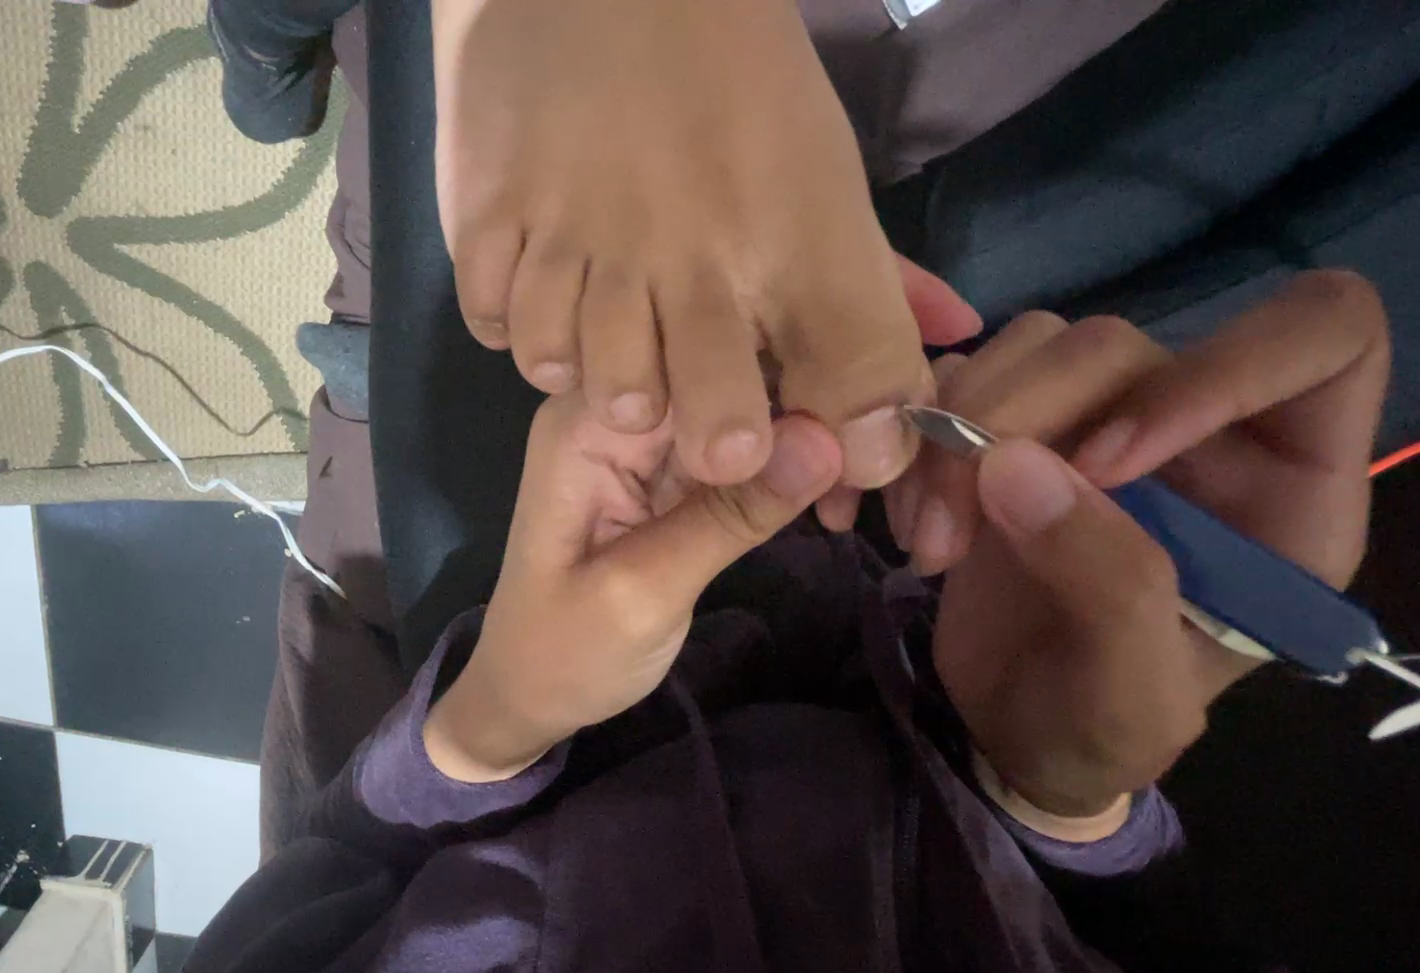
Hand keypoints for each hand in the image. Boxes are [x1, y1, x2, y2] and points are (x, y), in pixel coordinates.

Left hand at [426, 394, 842, 781]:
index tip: (870, 412)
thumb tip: (828, 438)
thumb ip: (731, 515)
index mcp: (589, 418)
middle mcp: (618, 408)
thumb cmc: (566, 652)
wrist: (532, 693)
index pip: (698, 354)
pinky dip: (786, 470)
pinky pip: (740, 452)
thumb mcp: (646, 590)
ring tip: (872, 475)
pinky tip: (836, 492)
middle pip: (725, 371)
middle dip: (808, 400)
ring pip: (742, 410)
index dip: (790, 368)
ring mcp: (646, 440)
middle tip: (882, 453)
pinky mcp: (670, 474)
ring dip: (807, 438)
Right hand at [432, 0, 980, 492]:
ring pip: (575, 375)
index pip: (848, 377)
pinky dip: (511, 324)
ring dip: (589, 376)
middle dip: (713, 437)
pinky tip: (533, 293)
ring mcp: (573, 233)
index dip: (843, 440)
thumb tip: (932, 366)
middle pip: (708, 418)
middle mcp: (682, 250)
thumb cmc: (730, 82)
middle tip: (690, 410)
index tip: (815, 443)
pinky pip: (493, 323)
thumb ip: (866, 293)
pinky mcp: (487, 215)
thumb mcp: (822, 178)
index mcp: (786, 232)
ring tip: (597, 336)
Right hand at [927, 271, 1390, 821]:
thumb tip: (1010, 464)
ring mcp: (1083, 424)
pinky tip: (901, 513)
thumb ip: (1107, 583)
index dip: (1214, 372)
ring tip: (928, 540)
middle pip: (1114, 347)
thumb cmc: (1100, 730)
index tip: (1100, 462)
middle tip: (948, 535)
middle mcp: (1185, 428)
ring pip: (1027, 351)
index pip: (1315, 338)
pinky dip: (913, 441)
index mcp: (1279, 482)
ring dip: (951, 437)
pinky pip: (954, 385)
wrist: (1006, 731)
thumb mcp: (1130, 691)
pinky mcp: (1001, 434)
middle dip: (1013, 429)